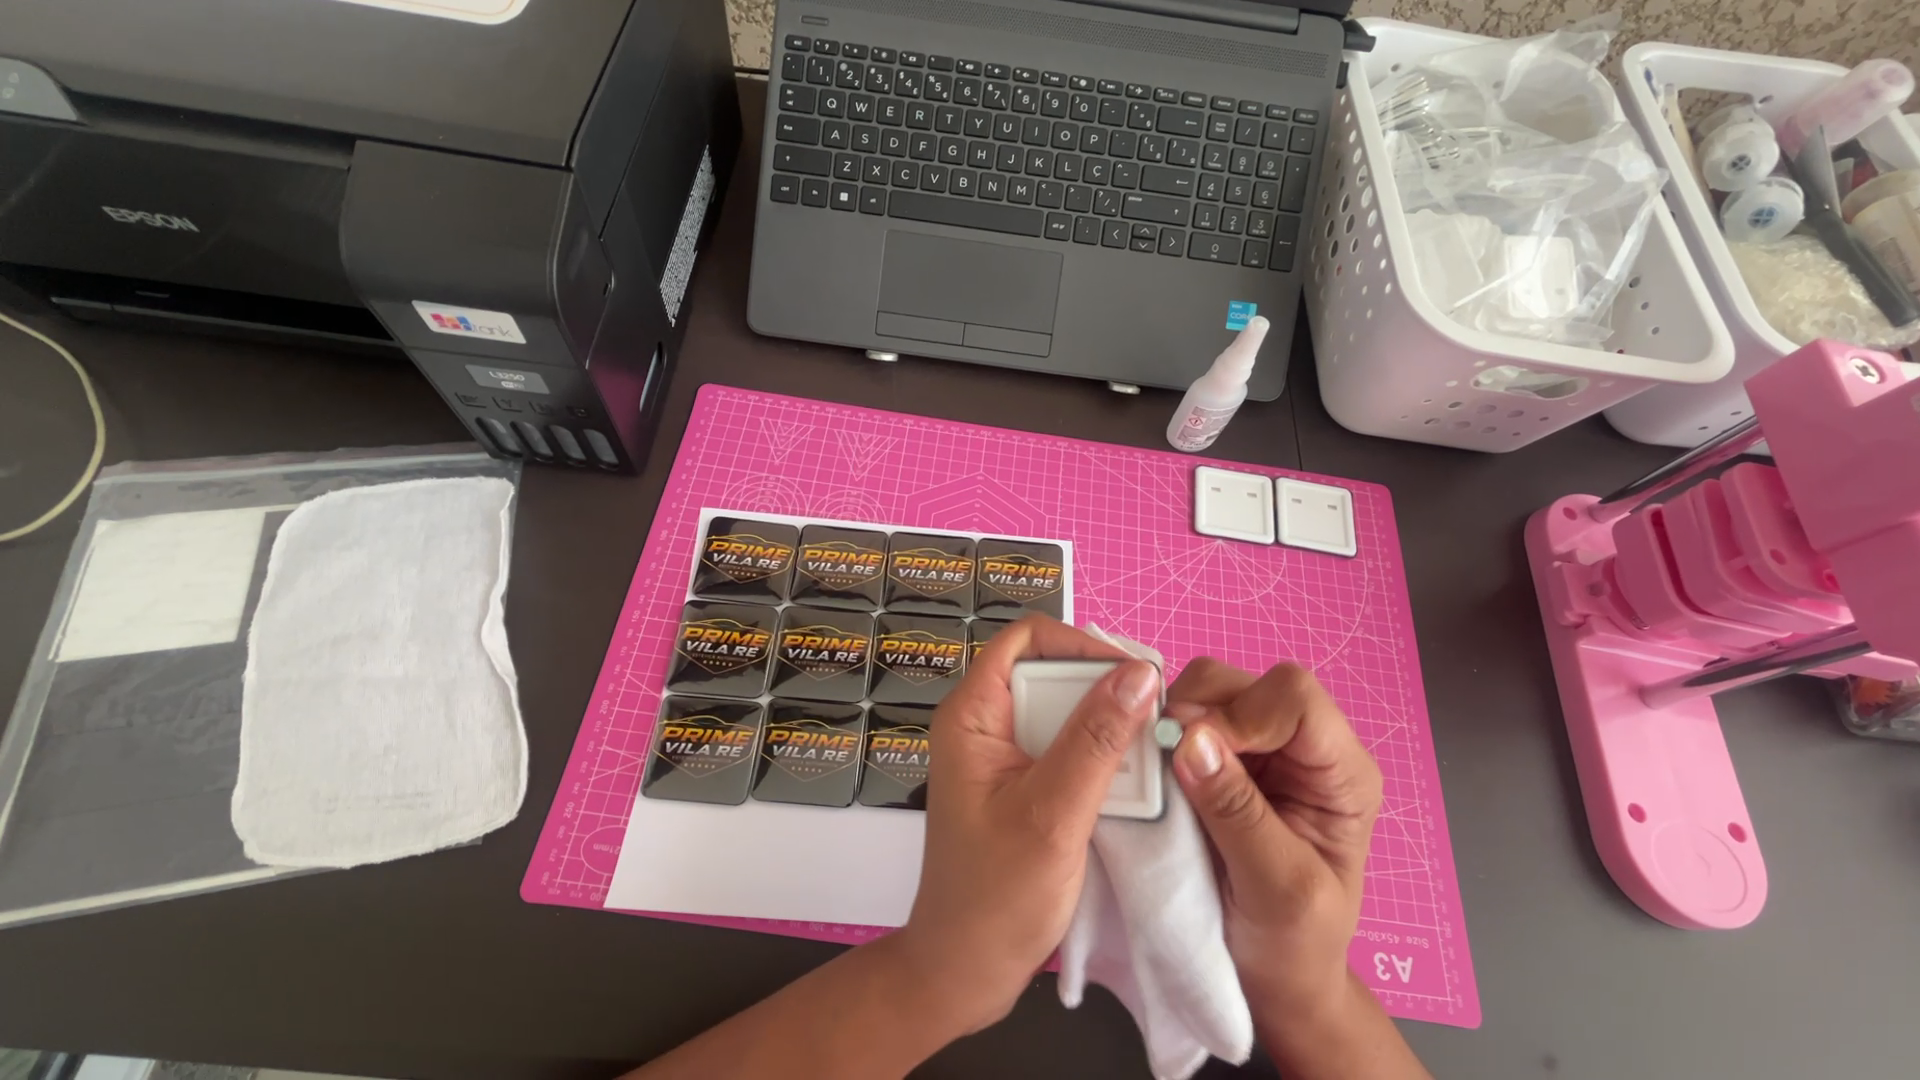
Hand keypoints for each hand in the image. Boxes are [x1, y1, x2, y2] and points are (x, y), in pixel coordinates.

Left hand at [895, 616, 1160, 1035]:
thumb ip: (1096, 740)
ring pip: (1064, 711)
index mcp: (971, 714)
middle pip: (1050, 672)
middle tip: (1154, 716)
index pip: (1026, 639)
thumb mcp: (1052, 812)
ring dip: (1108, 726)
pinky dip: (1101, 758)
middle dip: (1103, 688)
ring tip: (1151, 751)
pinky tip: (1132, 781)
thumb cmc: (997, 896)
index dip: (1080, 643)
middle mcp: (984, 723)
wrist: (967, 971)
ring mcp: (1003, 756)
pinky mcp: (1022, 784)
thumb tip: (1140, 672)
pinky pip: (1067, 748)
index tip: (1133, 674)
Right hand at [1164, 659, 1384, 1041]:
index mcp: (1341, 771)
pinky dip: (1163, 733)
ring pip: (1210, 691)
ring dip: (1176, 721)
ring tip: (1161, 771)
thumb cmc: (1294, 941)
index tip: (1193, 755)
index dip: (1242, 714)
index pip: (1295, 698)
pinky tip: (1157, 770)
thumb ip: (1238, 812)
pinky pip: (1186, 717)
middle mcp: (1304, 746)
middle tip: (1166, 762)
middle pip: (1247, 683)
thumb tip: (1190, 739)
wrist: (1274, 974)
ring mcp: (1261, 748)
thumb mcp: (1277, 888)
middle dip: (1200, 712)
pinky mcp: (1224, 757)